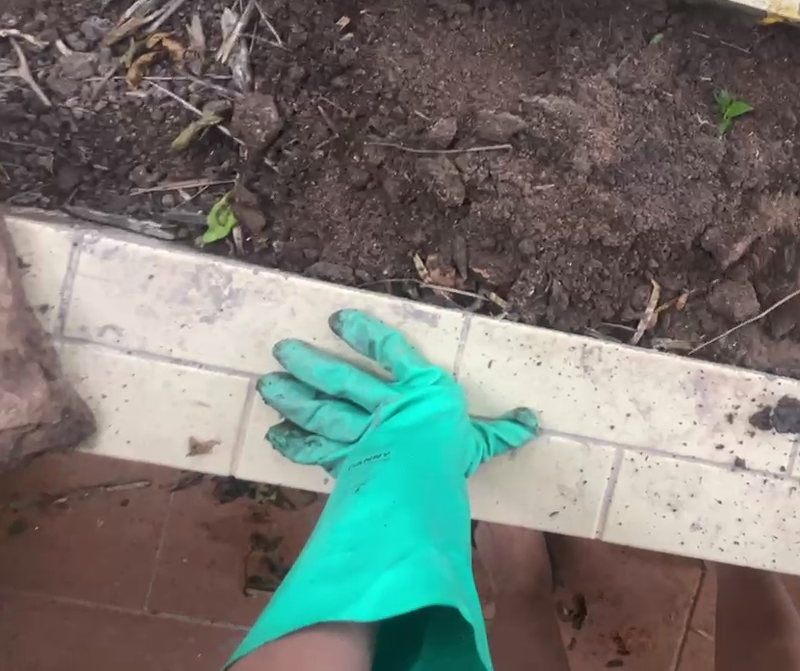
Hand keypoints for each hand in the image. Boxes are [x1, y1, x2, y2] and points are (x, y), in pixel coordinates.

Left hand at [233, 309, 536, 670]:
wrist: (417, 480)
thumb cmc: (452, 452)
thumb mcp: (481, 440)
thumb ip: (501, 431)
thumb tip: (532, 422)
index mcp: (419, 388)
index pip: (391, 351)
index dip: (364, 334)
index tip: (337, 320)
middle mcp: (385, 403)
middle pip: (342, 380)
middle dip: (311, 365)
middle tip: (281, 350)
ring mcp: (360, 431)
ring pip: (322, 409)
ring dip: (294, 397)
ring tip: (268, 383)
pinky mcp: (347, 459)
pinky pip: (317, 447)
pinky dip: (297, 442)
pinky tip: (276, 435)